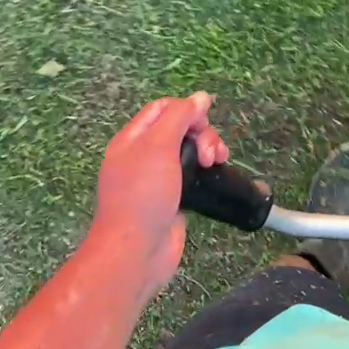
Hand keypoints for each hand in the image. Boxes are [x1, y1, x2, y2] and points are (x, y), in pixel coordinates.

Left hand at [90, 92, 228, 294]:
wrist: (136, 252)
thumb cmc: (143, 194)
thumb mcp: (158, 146)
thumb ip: (180, 116)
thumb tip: (201, 97)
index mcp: (132, 139)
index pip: (162, 108)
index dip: (186, 109)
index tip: (203, 123)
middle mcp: (143, 155)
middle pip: (178, 127)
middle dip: (201, 132)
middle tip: (210, 152)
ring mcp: (158, 178)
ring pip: (189, 150)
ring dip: (207, 148)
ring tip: (216, 162)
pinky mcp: (172, 198)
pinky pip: (192, 173)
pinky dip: (206, 170)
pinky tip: (215, 173)